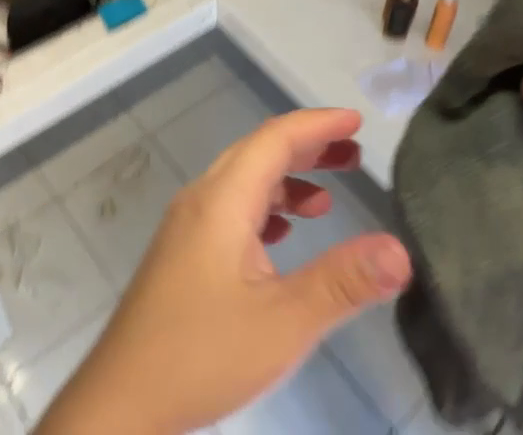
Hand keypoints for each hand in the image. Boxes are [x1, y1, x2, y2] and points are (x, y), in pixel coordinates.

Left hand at [36, 109, 412, 434]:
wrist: (122, 402)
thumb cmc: (202, 354)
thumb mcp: (285, 322)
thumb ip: (343, 283)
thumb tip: (401, 250)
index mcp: (222, 202)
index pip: (274, 140)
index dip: (317, 125)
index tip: (357, 120)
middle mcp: (200, 203)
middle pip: (257, 155)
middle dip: (307, 148)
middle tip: (354, 154)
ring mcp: (186, 229)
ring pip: (241, 184)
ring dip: (286, 181)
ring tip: (327, 200)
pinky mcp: (181, 256)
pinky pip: (229, 212)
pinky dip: (264, 210)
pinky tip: (283, 238)